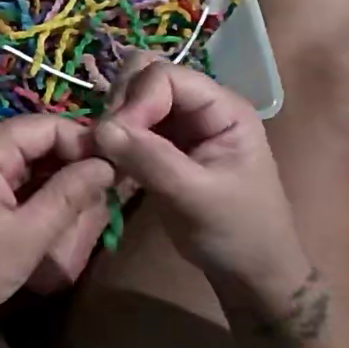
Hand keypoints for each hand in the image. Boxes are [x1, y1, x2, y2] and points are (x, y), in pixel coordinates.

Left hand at [0, 115, 115, 347]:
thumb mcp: (26, 236)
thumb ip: (68, 196)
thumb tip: (108, 165)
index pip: (47, 126)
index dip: (85, 142)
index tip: (119, 168)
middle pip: (38, 141)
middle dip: (74, 163)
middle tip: (111, 190)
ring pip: (28, 161)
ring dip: (59, 180)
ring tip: (94, 203)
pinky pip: (13, 179)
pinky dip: (38, 192)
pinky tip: (62, 212)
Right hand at [92, 58, 304, 293]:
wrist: (248, 271)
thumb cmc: (238, 232)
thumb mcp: (197, 197)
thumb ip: (151, 160)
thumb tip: (101, 129)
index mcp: (223, 107)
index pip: (165, 77)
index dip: (135, 101)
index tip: (114, 139)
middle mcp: (199, 106)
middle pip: (145, 76)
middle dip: (120, 104)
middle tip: (107, 144)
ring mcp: (180, 123)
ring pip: (132, 97)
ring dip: (113, 120)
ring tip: (108, 155)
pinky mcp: (161, 143)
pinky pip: (128, 123)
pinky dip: (113, 137)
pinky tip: (109, 161)